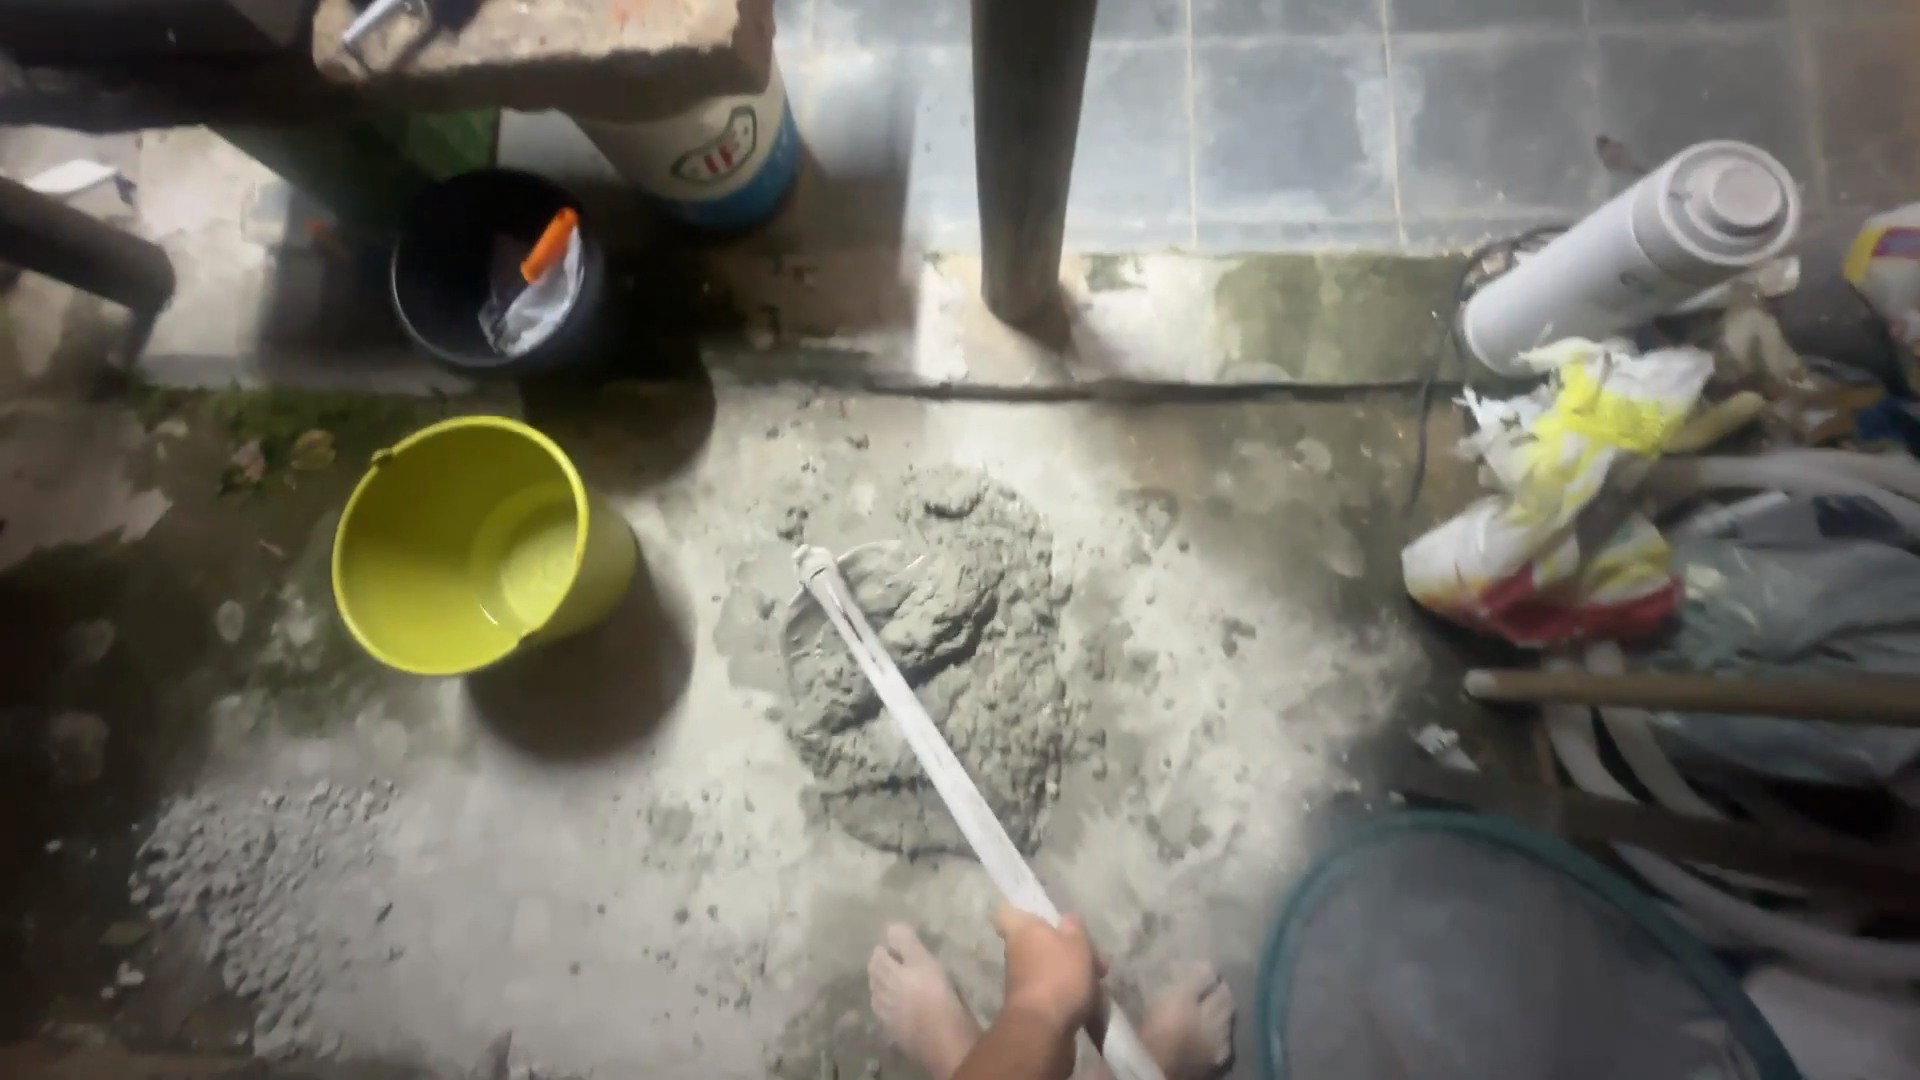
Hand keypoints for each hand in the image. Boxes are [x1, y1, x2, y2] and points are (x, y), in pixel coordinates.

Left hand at [994, 905, 1107, 1036]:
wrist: (1043, 1030)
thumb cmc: (1058, 975)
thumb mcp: (1076, 943)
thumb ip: (1074, 927)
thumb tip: (1067, 919)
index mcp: (1021, 930)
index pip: (1007, 913)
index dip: (1021, 912)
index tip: (1041, 916)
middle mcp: (1016, 952)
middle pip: (1039, 942)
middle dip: (1067, 948)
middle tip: (1094, 957)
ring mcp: (1022, 981)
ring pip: (1048, 967)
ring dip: (1071, 971)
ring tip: (1100, 979)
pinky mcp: (1033, 1006)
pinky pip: (1053, 991)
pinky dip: (1070, 993)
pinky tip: (1092, 999)